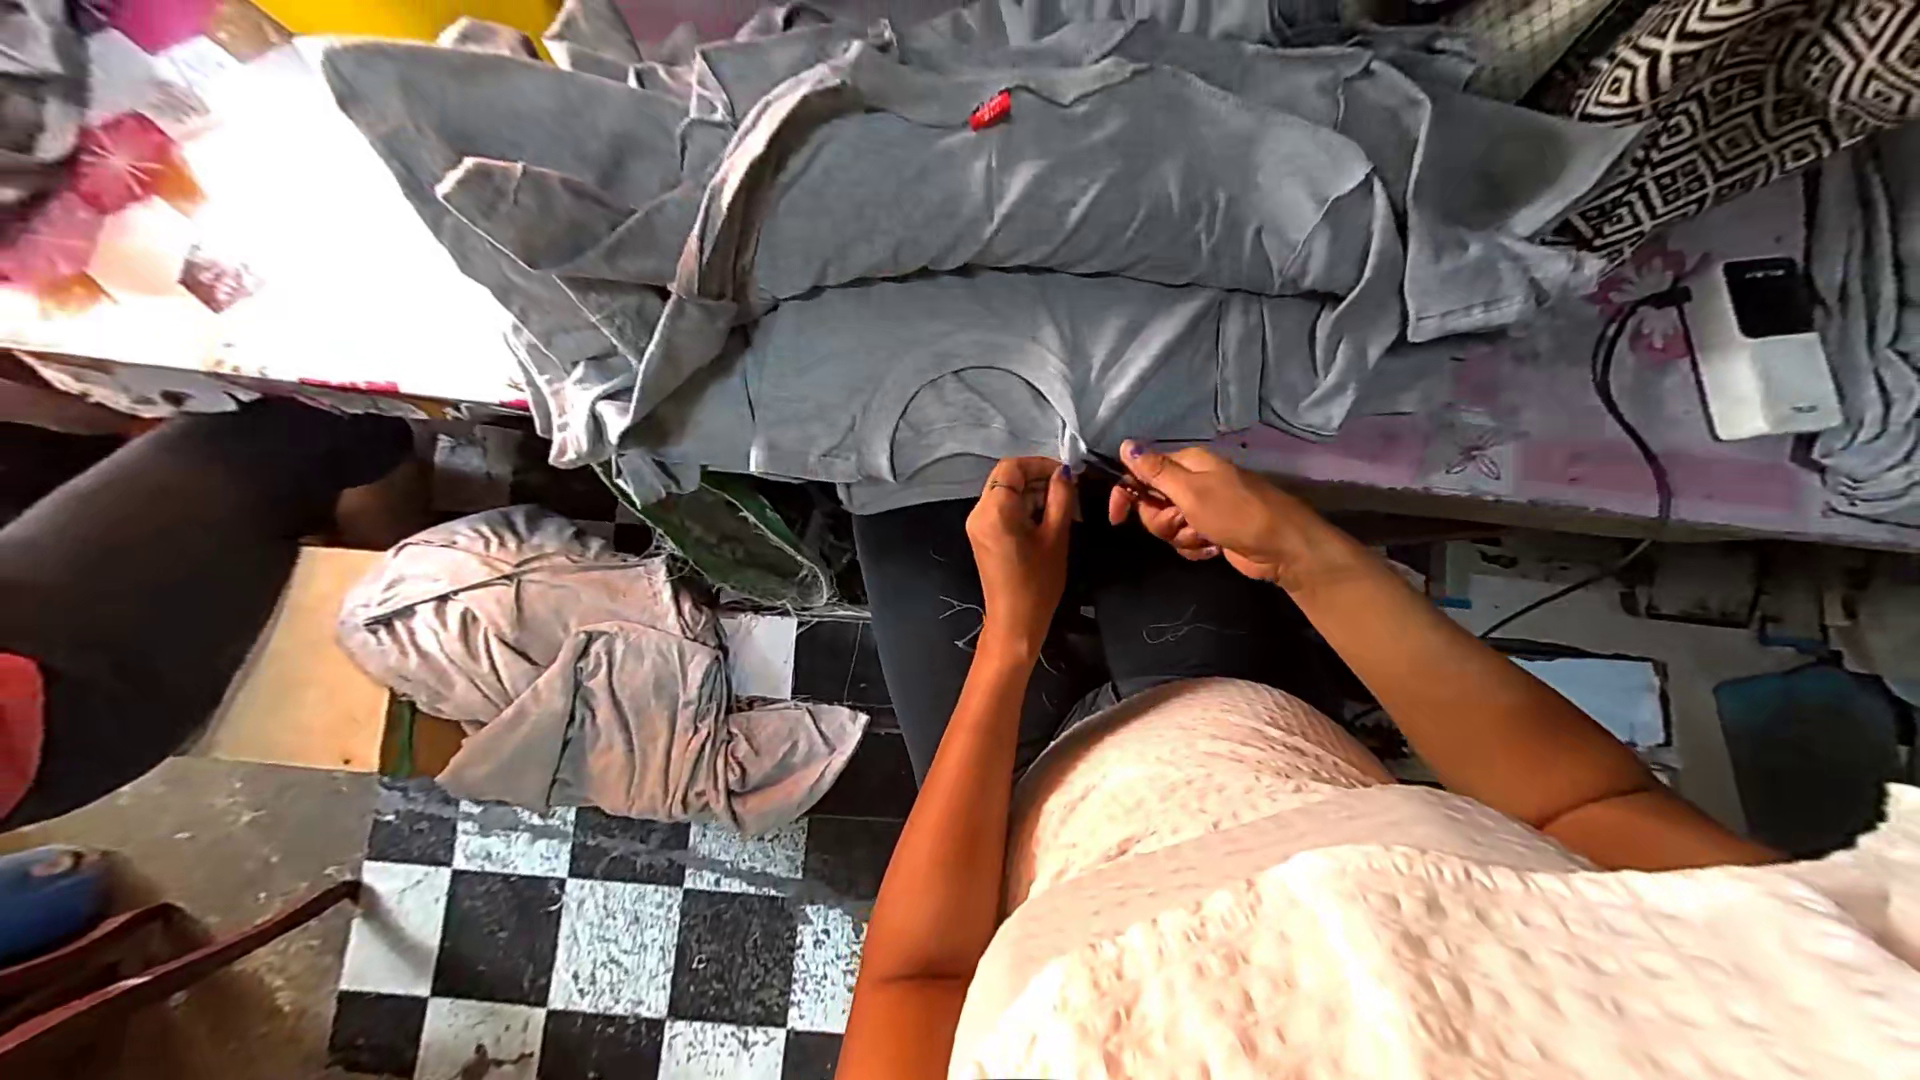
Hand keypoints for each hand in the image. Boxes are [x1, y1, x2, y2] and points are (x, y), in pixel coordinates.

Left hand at [966, 456, 1074, 656]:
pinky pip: (999, 508)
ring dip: (1030, 492)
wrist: (1015, 620)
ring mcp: (976, 523)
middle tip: (1065, 490)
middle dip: (1036, 478)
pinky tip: (1043, 518)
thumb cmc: (1038, 582)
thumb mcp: (1056, 536)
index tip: (1064, 474)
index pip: (1012, 467)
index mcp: (995, 509)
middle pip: (1005, 477)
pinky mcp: (980, 534)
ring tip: (1059, 506)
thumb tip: (1064, 472)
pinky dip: (1020, 506)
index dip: (1039, 464)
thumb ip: (1060, 498)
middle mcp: (979, 511)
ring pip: (1003, 491)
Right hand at [1106, 440, 1334, 588]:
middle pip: (1151, 503)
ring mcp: (1201, 508)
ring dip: (1180, 536)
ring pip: (1166, 526)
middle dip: (1161, 520)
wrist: (1282, 548)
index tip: (1117, 517)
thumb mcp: (1191, 491)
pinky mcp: (1209, 531)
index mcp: (1187, 464)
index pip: (1141, 472)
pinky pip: (1183, 540)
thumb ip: (1155, 470)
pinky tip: (1212, 548)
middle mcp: (1192, 483)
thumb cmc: (1237, 513)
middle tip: (1182, 522)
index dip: (1126, 494)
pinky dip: (1194, 547)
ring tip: (1204, 536)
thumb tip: (1125, 444)